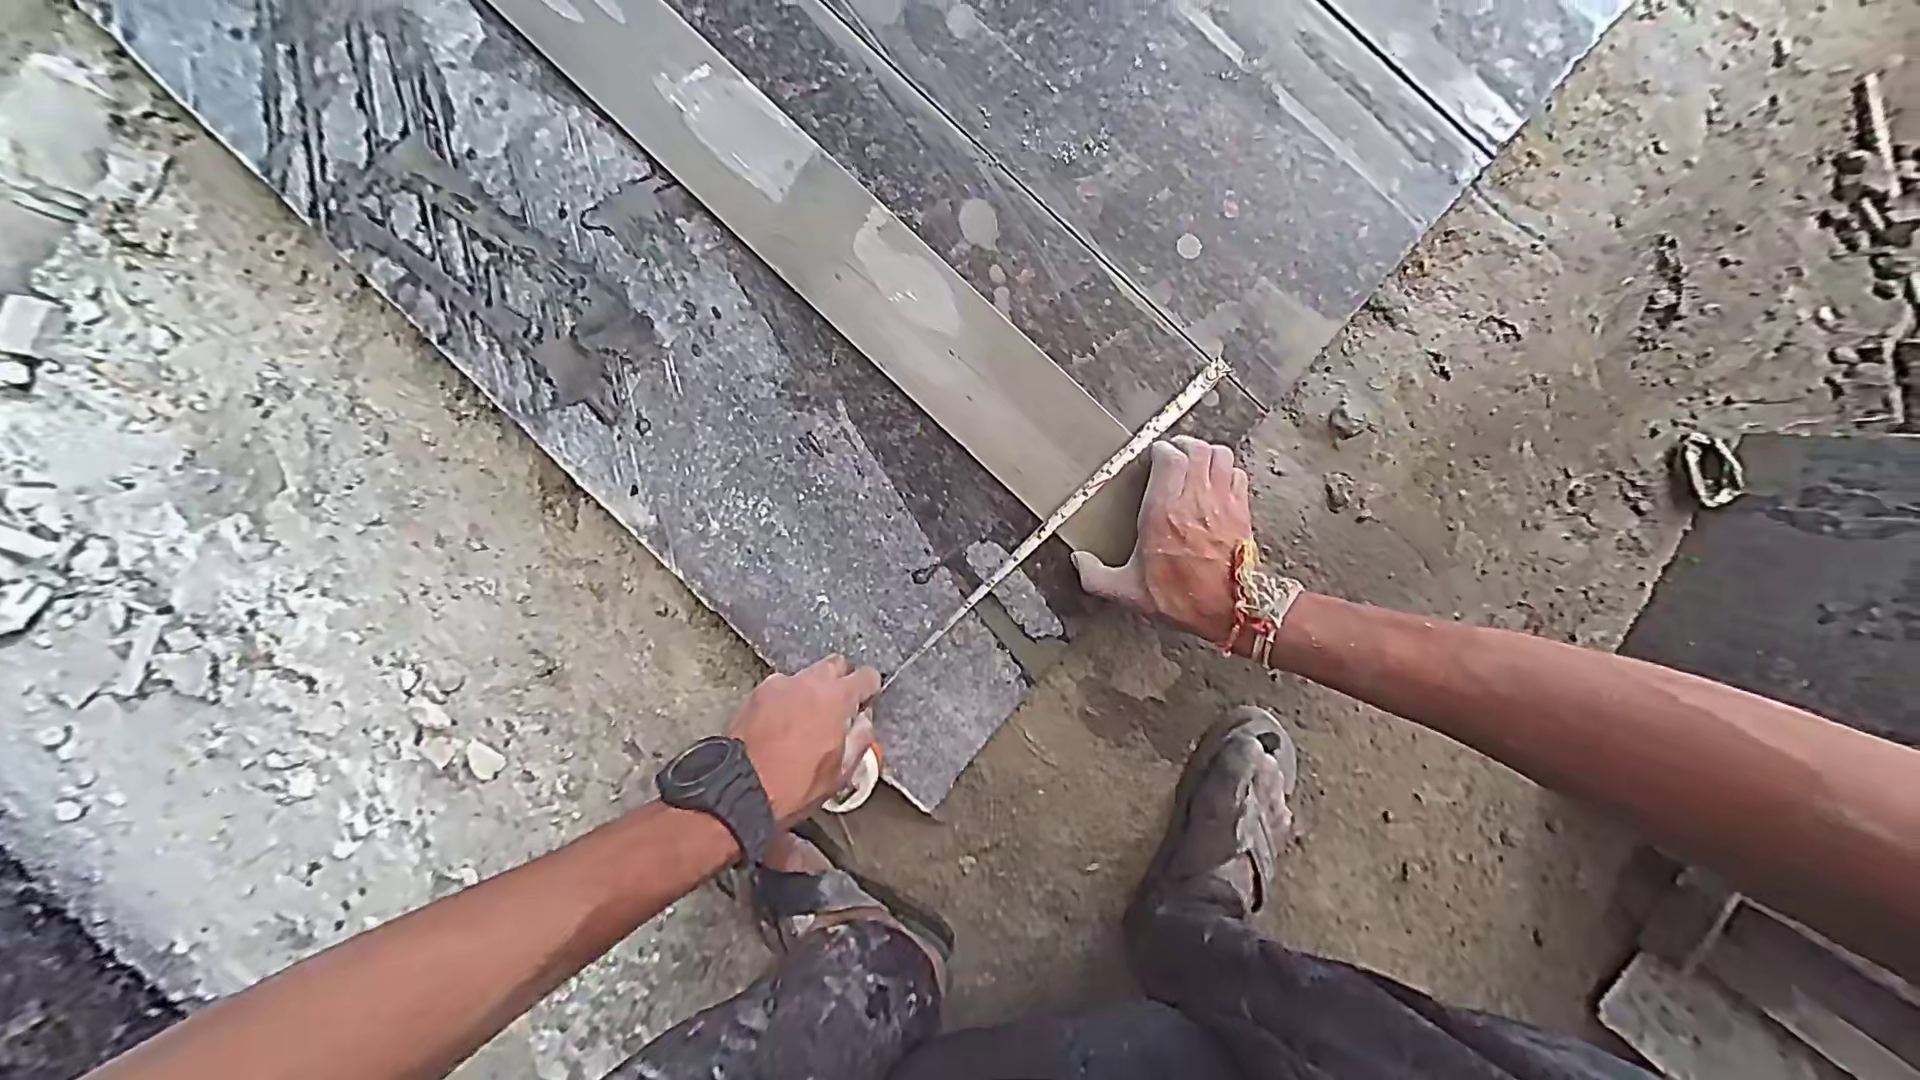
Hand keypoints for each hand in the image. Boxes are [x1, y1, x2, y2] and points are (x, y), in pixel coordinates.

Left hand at [726, 655, 879, 823]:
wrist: (741, 788)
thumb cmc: (794, 784)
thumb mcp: (840, 772)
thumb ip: (860, 739)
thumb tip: (864, 723)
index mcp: (837, 697)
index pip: (867, 676)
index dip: (870, 688)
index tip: (867, 700)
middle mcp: (810, 682)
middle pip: (835, 665)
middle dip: (840, 680)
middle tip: (838, 706)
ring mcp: (780, 684)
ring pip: (805, 676)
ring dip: (810, 691)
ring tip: (805, 718)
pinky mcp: (756, 694)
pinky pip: (779, 689)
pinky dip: (784, 700)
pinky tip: (780, 723)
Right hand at [1072, 436, 1249, 642]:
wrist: (1231, 609)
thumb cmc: (1182, 598)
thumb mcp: (1128, 591)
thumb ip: (1096, 575)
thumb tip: (1078, 561)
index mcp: (1163, 512)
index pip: (1168, 457)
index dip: (1160, 450)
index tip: (1151, 457)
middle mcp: (1194, 499)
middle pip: (1195, 449)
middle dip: (1182, 445)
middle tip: (1172, 453)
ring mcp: (1222, 502)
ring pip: (1220, 455)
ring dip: (1206, 453)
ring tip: (1194, 461)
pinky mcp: (1242, 511)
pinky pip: (1238, 474)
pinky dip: (1227, 470)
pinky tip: (1216, 482)